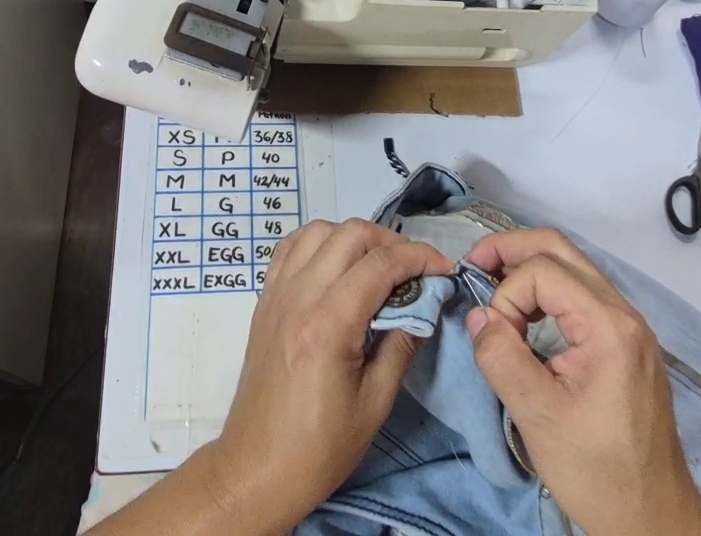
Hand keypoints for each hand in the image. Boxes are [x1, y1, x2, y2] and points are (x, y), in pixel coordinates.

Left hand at [200, 219, 450, 532]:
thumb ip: (402, 344)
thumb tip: (424, 305)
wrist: (256, 468)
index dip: (420, 258)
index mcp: (328, 323)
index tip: (444, 270)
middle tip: (415, 270)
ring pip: (318, 231)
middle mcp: (299, 296)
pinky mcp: (264, 299)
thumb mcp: (375, 402)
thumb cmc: (320, 447)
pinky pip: (291, 248)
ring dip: (354, 238)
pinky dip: (319, 243)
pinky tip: (337, 266)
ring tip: (377, 266)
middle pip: (350, 234)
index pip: (381, 264)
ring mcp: (276, 294)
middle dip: (391, 242)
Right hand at [466, 229, 700, 535]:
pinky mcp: (624, 343)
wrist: (653, 518)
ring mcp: (628, 327)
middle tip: (474, 264)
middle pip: (561, 249)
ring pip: (573, 266)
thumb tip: (478, 316)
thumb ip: (501, 357)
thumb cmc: (597, 471)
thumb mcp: (537, 416)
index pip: (543, 272)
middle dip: (512, 250)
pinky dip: (546, 292)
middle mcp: (624, 314)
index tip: (494, 337)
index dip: (506, 294)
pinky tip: (524, 315)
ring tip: (492, 287)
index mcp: (609, 327)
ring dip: (528, 268)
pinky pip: (581, 294)